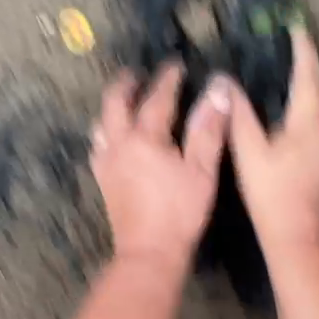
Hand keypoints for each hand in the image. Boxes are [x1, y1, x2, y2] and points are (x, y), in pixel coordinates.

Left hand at [91, 63, 232, 268]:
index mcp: (145, 137)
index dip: (167, 79)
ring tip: (124, 101)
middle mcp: (119, 144)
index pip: (156, 98)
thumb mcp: (201, 170)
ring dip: (113, 108)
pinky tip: (113, 140)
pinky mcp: (103, 181)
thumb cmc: (179, 212)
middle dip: (126, 85)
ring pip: (102, 124)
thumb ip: (208, 129)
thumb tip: (218, 90)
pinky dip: (106, 133)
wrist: (148, 253)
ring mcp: (107, 163)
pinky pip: (99, 146)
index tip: (175, 65)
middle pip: (115, 104)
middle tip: (136, 74)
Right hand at [227, 28, 318, 253]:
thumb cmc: (271, 193)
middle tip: (294, 53)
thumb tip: (227, 82)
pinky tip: (297, 115)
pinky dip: (316, 107)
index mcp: (309, 122)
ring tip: (295, 79)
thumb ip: (239, 114)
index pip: (309, 75)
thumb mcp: (249, 152)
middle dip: (314, 67)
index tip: (296, 28)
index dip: (304, 50)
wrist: (297, 235)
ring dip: (317, 88)